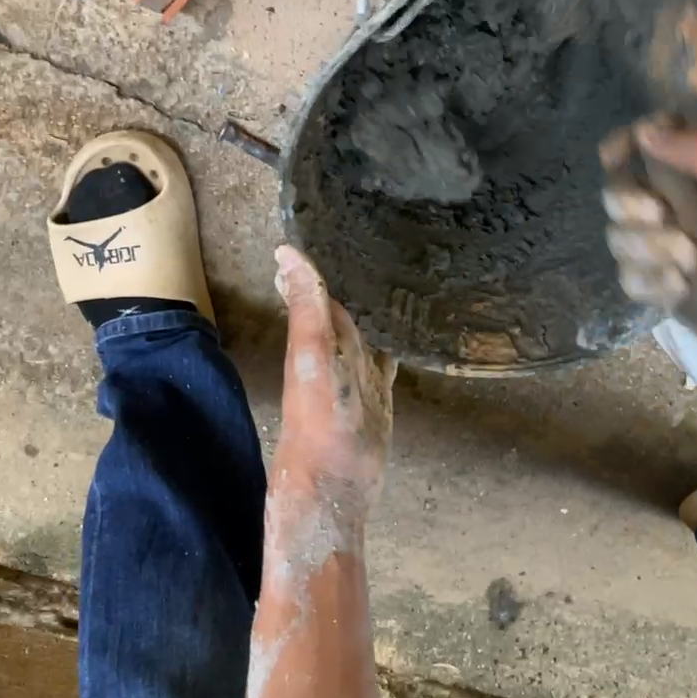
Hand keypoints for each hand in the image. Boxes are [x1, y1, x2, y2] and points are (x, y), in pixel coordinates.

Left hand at [272, 244, 396, 505]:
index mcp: (317, 333)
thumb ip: (306, 308)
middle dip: (359, 272)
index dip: (329, 254)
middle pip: (348, 300)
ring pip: (369, 324)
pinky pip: (388, 354)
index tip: (344, 216)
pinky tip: (412, 323)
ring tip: (404, 267)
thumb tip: (284, 252)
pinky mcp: (380, 389)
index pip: (322, 284)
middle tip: (386, 231)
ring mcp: (360, 367)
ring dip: (379, 302)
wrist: (335, 481)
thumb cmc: (320, 418)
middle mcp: (337, 345)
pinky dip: (397, 336)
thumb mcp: (312, 356)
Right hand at [600, 117, 696, 380]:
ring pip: (619, 237)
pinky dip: (652, 284)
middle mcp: (678, 208)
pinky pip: (629, 278)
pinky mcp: (662, 290)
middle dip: (630, 204)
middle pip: (618, 191)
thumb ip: (695, 153)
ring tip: (691, 266)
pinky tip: (682, 292)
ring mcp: (666, 251)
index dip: (623, 147)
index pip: (645, 146)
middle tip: (659, 216)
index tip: (613, 156)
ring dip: (650, 250)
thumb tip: (641, 128)